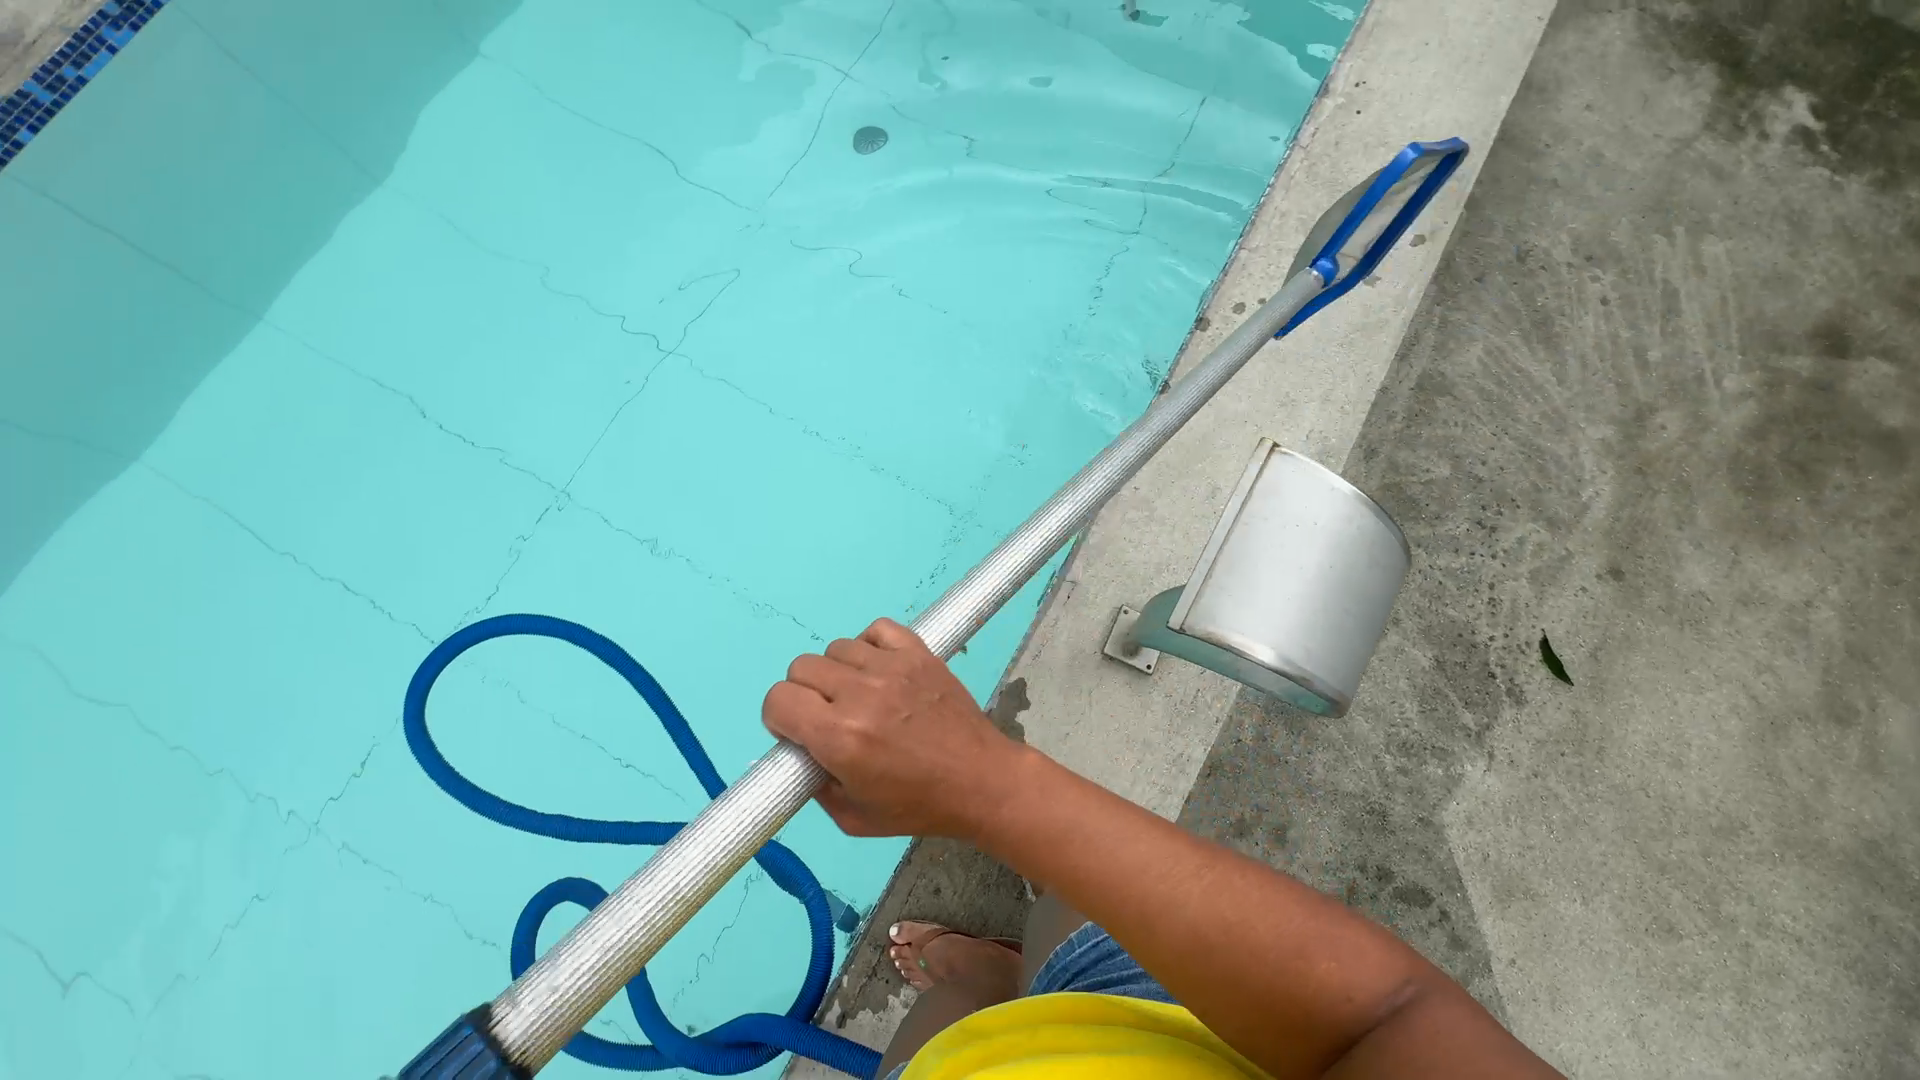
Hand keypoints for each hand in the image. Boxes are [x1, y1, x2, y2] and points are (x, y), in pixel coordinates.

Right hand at [762, 618, 1028, 839]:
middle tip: (828, 717)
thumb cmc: (917, 806)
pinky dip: (870, 646)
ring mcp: (892, 668)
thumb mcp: (851, 817)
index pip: (778, 700)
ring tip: (859, 696)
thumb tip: (800, 749)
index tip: (798, 732)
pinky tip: (879, 671)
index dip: (780, 718)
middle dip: (805, 695)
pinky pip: (876, 629)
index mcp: (840, 737)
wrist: (980, 780)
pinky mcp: (918, 653)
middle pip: (801, 668)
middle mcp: (861, 694)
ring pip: (836, 648)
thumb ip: (814, 783)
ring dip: (838, 672)